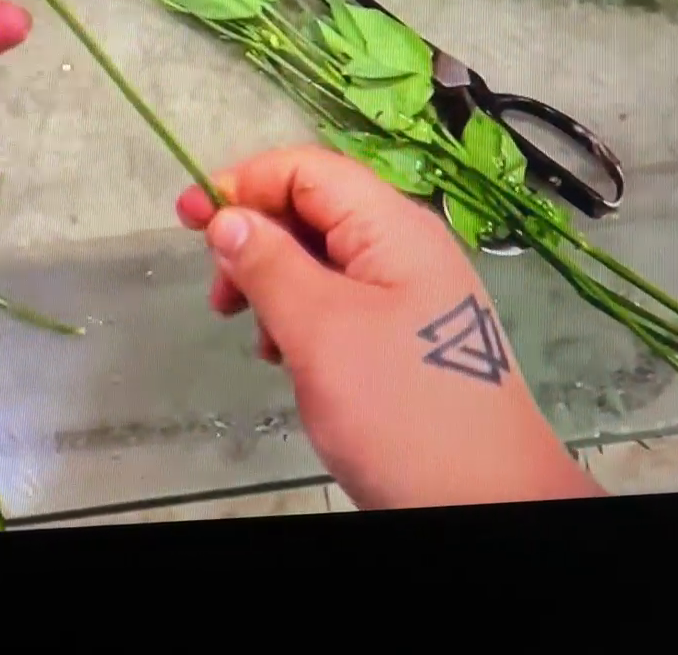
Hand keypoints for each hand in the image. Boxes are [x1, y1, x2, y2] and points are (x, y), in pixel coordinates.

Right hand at [176, 147, 600, 509]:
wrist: (489, 507)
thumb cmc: (400, 409)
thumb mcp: (320, 331)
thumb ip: (268, 264)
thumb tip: (225, 218)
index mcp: (390, 228)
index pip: (305, 170)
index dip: (243, 183)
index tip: (188, 216)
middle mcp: (400, 246)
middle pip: (310, 209)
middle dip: (253, 237)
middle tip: (216, 285)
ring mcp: (403, 289)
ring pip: (317, 256)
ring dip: (270, 278)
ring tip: (247, 326)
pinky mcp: (399, 328)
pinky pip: (334, 295)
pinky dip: (296, 310)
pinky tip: (282, 350)